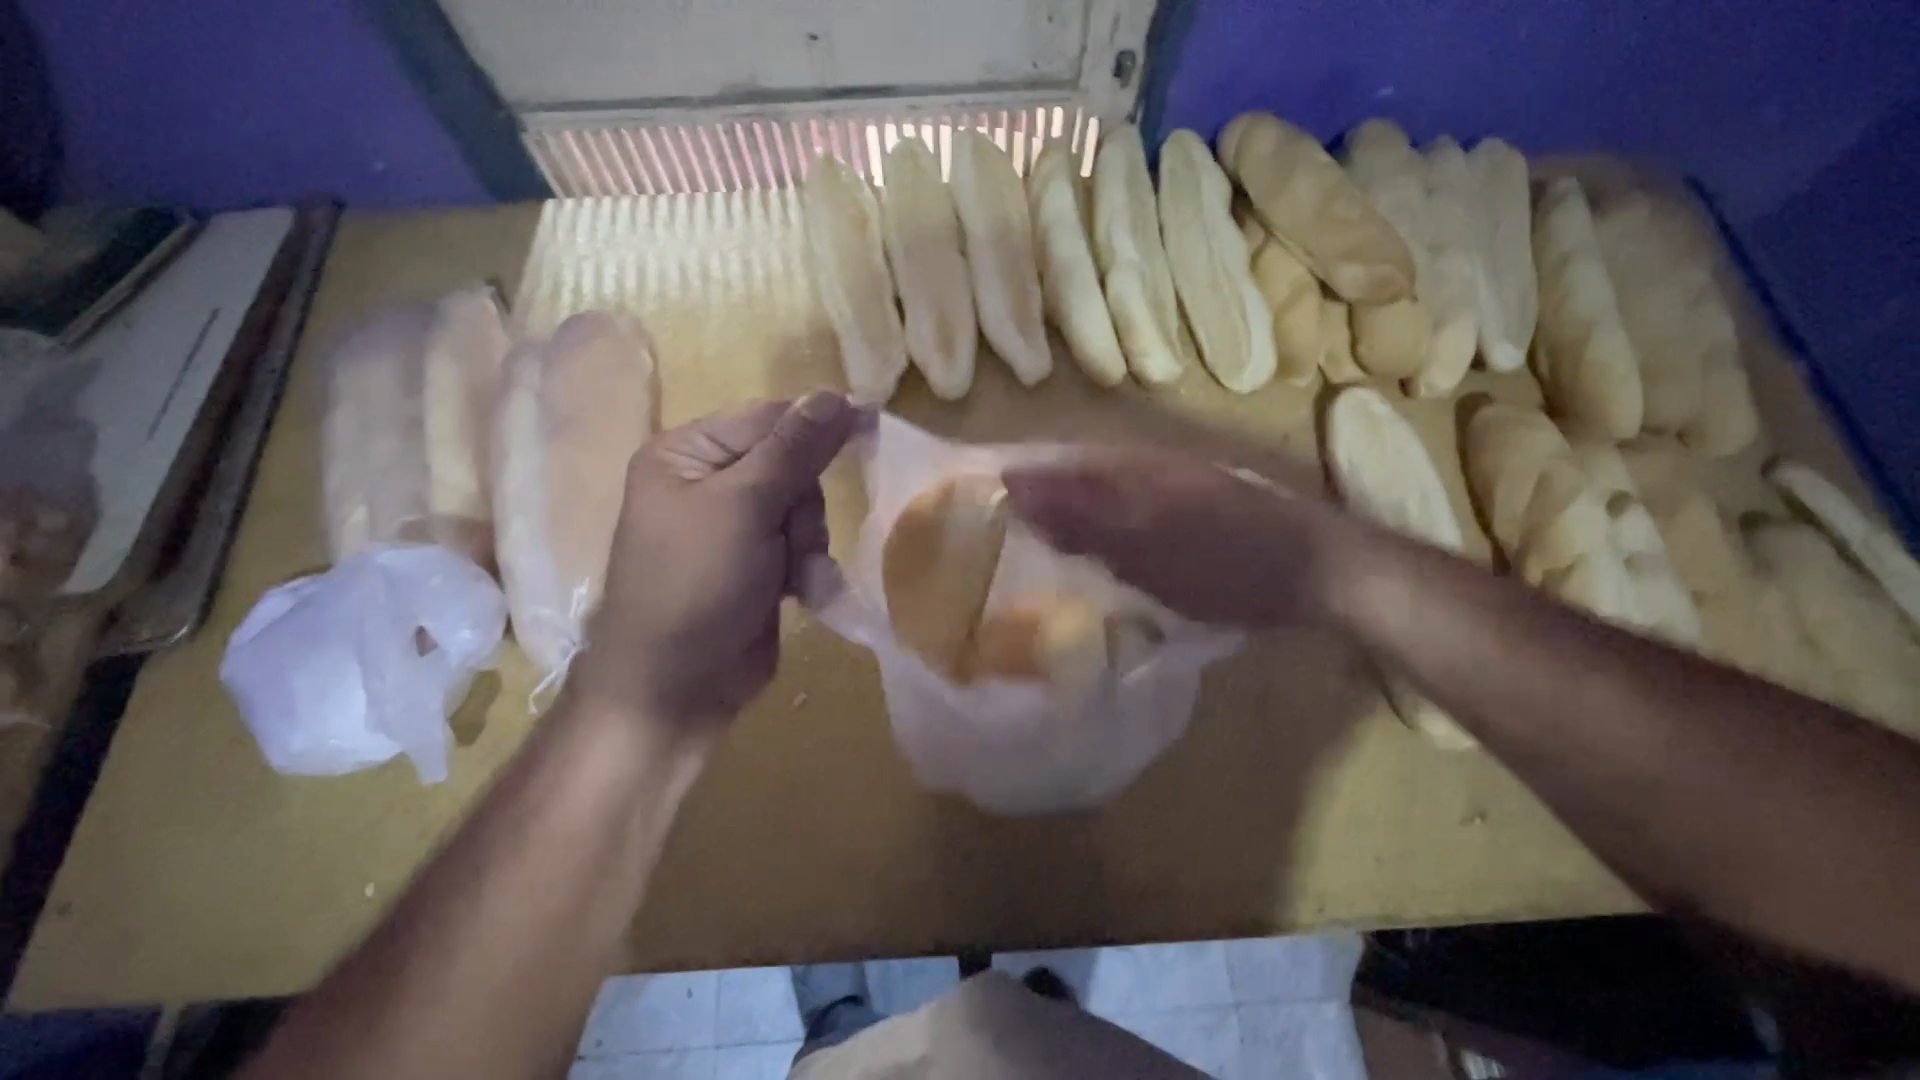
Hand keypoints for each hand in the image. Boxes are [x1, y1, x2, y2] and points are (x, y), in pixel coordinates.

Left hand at [570, 391, 859, 736]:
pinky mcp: (755, 564)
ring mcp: (732, 527)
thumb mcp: (743, 506)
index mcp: (685, 453)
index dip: (816, 424)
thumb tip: (836, 394)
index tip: (871, 424)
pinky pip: (799, 543)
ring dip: (805, 540)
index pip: (767, 418)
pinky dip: (804, 565)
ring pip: (802, 507)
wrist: (676, 686)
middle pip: (791, 464)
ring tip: (790, 574)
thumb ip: (794, 448)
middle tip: (789, 537)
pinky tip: (798, 590)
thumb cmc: (697, 584)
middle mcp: (706, 483)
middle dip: (801, 503)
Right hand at [1002, 448, 1360, 627]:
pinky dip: (1101, 538)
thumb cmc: (1229, 562)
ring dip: (1065, 524)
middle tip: (991, 546)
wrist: (1321, 572)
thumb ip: (1081, 517)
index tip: (969, 516)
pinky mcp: (1187, 513)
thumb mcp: (1146, 546)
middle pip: (1070, 480)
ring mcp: (1168, 488)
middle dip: (1033, 508)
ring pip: (1097, 499)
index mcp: (1128, 468)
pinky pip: (1125, 517)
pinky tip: (1095, 562)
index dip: (1010, 487)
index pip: (1049, 466)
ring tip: (1031, 558)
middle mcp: (1143, 467)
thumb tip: (1011, 484)